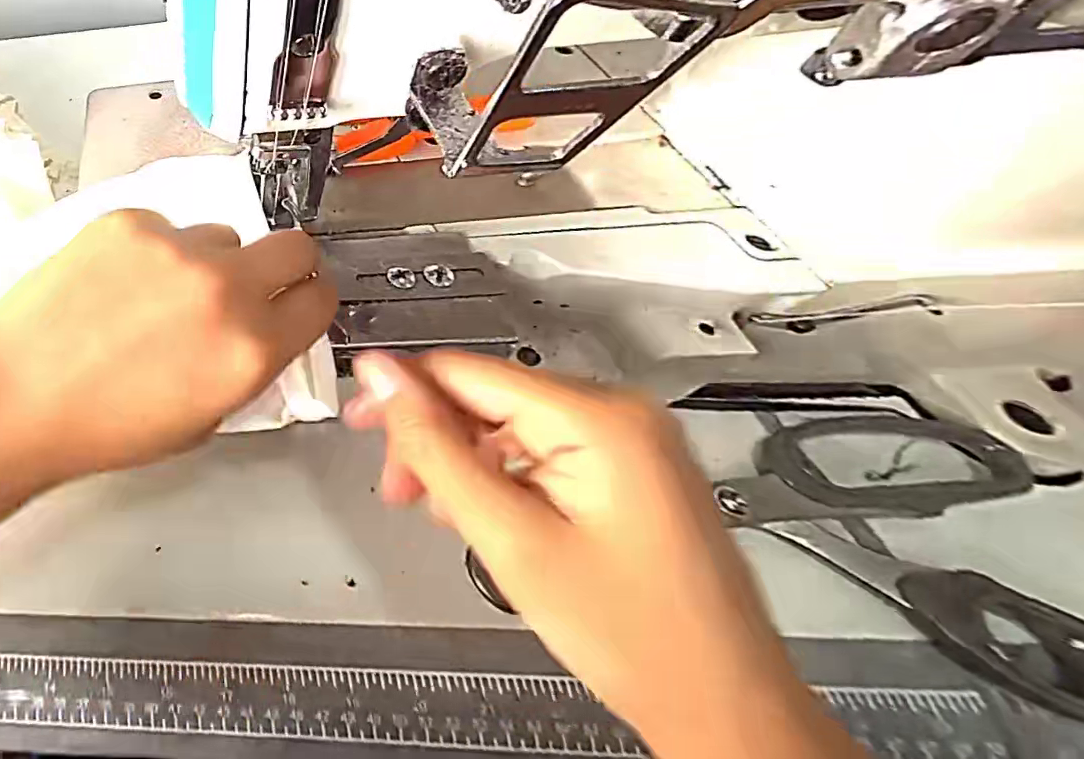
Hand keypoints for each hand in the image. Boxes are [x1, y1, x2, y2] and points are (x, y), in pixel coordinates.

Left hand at [0, 209, 335, 526]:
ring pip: (222, 235)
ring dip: (208, 262)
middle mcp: (224, 286)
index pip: (320, 299)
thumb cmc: (106, 430)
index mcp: (251, 347)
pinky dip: (154, 251)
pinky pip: (165, 227)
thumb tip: (263, 328)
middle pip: (295, 245)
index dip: (309, 303)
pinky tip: (113, 282)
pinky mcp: (127, 221)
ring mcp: (174, 245)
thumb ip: (248, 367)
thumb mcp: (203, 419)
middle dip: (284, 266)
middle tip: (246, 287)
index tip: (293, 305)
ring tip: (155, 295)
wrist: (10, 400)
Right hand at [344, 351, 862, 758]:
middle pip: (484, 396)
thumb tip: (383, 379)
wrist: (725, 711)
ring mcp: (624, 436)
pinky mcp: (621, 462)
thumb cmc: (634, 637)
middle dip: (430, 437)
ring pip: (504, 423)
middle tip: (396, 483)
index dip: (402, 390)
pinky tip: (478, 509)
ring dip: (458, 459)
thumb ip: (434, 448)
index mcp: (597, 416)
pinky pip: (534, 445)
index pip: (465, 372)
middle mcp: (616, 411)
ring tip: (436, 506)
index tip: (359, 411)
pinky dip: (494, 472)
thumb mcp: (507, 536)